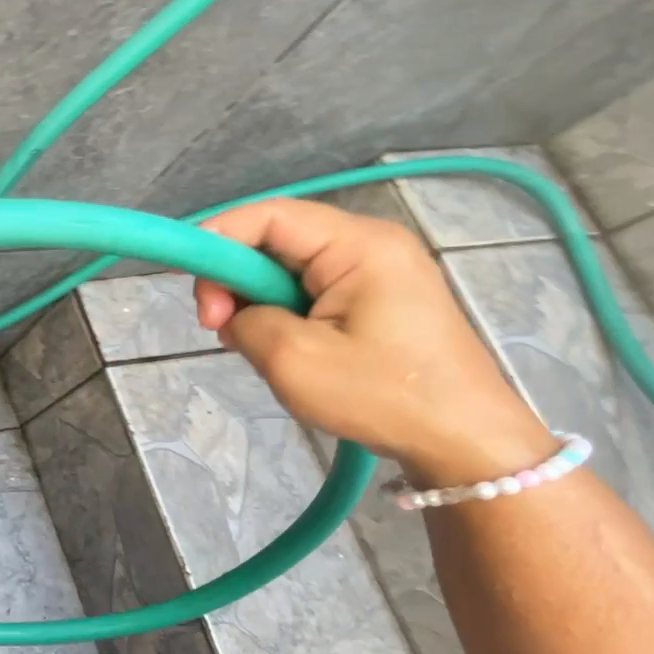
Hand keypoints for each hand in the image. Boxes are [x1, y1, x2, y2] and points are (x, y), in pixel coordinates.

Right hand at [194, 198, 556, 485]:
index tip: (192, 293)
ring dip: (253, 302)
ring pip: (285, 268)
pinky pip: (306, 290)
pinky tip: (279, 347)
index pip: (269, 216)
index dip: (215, 240)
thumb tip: (233, 314)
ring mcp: (376, 271)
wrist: (462, 437)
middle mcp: (370, 244)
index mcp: (359, 246)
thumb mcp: (292, 360)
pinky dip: (278, 313)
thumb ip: (244, 321)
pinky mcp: (374, 298)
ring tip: (253, 347)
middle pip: (274, 239)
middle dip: (233, 280)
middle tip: (218, 330)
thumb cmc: (381, 394)